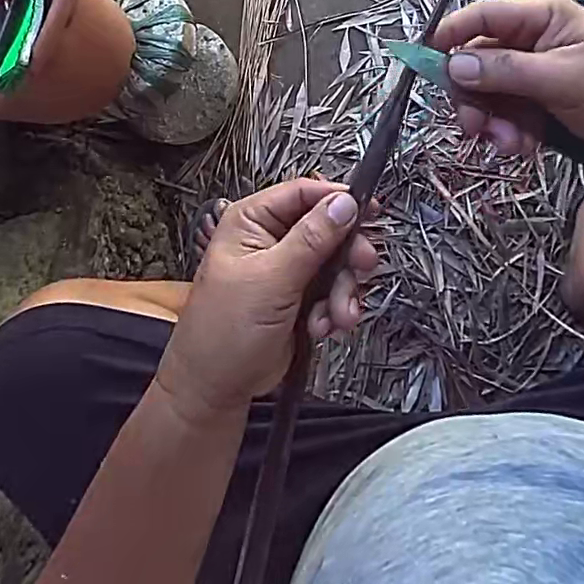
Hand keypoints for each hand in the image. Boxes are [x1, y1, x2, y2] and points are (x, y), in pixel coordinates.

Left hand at [156, 178, 377, 419]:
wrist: (215, 390)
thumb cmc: (221, 333)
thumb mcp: (270, 279)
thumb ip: (311, 239)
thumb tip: (343, 203)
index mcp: (253, 221)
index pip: (304, 193)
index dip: (338, 199)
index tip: (368, 210)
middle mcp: (272, 239)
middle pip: (328, 227)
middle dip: (348, 253)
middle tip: (361, 266)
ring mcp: (289, 268)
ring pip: (337, 262)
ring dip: (343, 290)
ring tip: (336, 314)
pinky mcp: (302, 295)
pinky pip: (335, 290)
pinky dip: (336, 309)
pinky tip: (323, 326)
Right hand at [431, 0, 583, 161]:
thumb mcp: (561, 79)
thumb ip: (506, 71)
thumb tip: (453, 64)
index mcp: (542, 18)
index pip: (483, 16)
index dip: (451, 35)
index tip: (426, 63)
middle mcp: (532, 40)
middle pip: (478, 60)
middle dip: (474, 96)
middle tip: (472, 127)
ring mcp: (535, 72)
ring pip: (490, 92)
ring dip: (492, 121)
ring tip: (511, 145)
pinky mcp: (539, 100)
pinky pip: (508, 112)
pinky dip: (509, 132)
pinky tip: (523, 148)